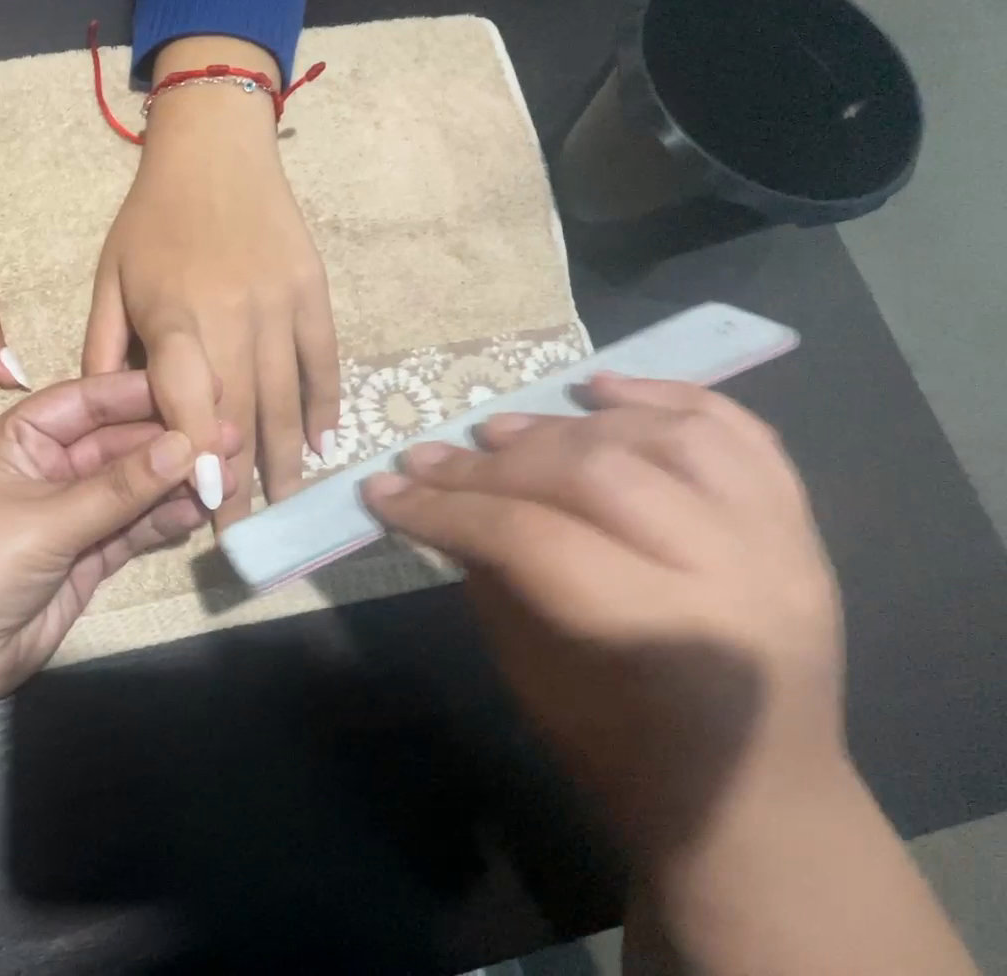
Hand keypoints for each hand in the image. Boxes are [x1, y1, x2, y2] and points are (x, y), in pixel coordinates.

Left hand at [0, 372, 240, 704]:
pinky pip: (130, 530)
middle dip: (168, 443)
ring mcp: (68, 515)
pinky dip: (162, 522)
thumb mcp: (45, 517)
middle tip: (228, 438)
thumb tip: (188, 447)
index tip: (198, 386)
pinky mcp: (84, 558)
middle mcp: (47, 468)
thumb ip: (119, 488)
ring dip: (173, 484)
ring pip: (130, 489)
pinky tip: (197, 512)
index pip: (88, 401)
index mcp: (21, 438)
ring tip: (226, 475)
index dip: (141, 393)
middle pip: (117, 444)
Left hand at [84, 37, 338, 531]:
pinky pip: (323, 360)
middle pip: (241, 412)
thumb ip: (105, 348)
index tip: (208, 503)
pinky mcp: (314, 294)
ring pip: (287, 397)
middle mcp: (233, 317)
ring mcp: (281, 305)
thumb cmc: (150, 220)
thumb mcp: (109, 280)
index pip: (187, 396)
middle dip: (243, 479)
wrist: (217, 147)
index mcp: (174, 316)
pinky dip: (325, 405)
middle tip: (243, 533)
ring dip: (288, 457)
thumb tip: (102, 412)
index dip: (198, 452)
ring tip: (286, 505)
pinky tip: (324, 444)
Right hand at [362, 375, 845, 851]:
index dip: (443, 507)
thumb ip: (491, 570)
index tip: (382, 491)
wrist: (748, 792)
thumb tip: (438, 501)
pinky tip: (595, 387)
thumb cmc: (617, 747)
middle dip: (487, 464)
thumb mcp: (530, 666)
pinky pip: (734, 432)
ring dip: (560, 424)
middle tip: (423, 460)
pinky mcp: (798, 522)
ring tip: (496, 430)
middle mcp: (735, 572)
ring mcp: (780, 540)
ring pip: (659, 438)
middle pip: (590, 475)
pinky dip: (660, 396)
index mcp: (660, 631)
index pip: (530, 536)